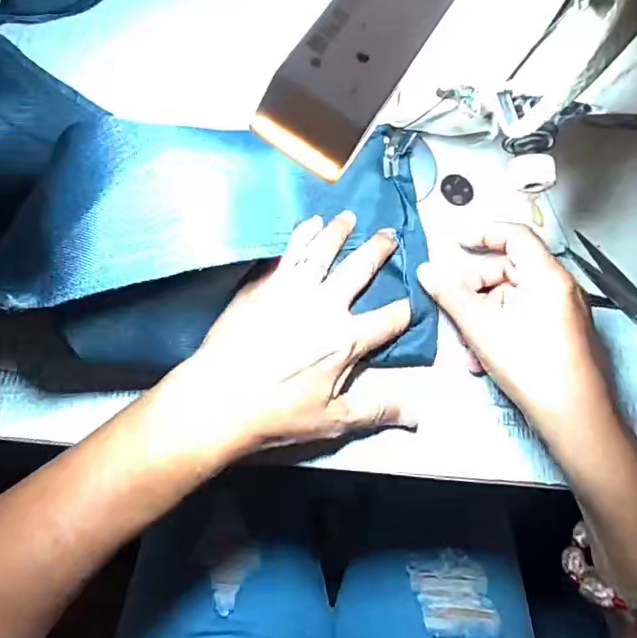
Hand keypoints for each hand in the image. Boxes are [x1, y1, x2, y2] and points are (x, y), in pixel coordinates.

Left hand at [140, 212, 414, 463]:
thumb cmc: (276, 412)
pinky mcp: (263, 282)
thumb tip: (416, 414)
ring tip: (349, 216)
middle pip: (359, 269)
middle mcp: (324, 305)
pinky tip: (307, 223)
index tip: (411, 301)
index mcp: (346, 340)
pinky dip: (301, 234)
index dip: (405, 310)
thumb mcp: (332, 421)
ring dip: (338, 231)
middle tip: (389, 233)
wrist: (220, 395)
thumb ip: (375, 410)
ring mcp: (292, 289)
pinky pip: (288, 251)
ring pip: (322, 250)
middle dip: (378, 250)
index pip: (389, 320)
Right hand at [417, 222, 615, 436]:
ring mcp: (564, 312)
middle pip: (508, 270)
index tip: (458, 243)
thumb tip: (427, 271)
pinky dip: (500, 329)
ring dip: (483, 317)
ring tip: (468, 347)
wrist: (576, 419)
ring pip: (512, 299)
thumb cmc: (531, 366)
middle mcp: (560, 288)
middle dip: (475, 290)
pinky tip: (483, 359)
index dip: (484, 234)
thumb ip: (449, 294)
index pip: (515, 235)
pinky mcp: (563, 334)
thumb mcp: (479, 326)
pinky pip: (523, 318)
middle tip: (455, 309)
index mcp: (547, 276)